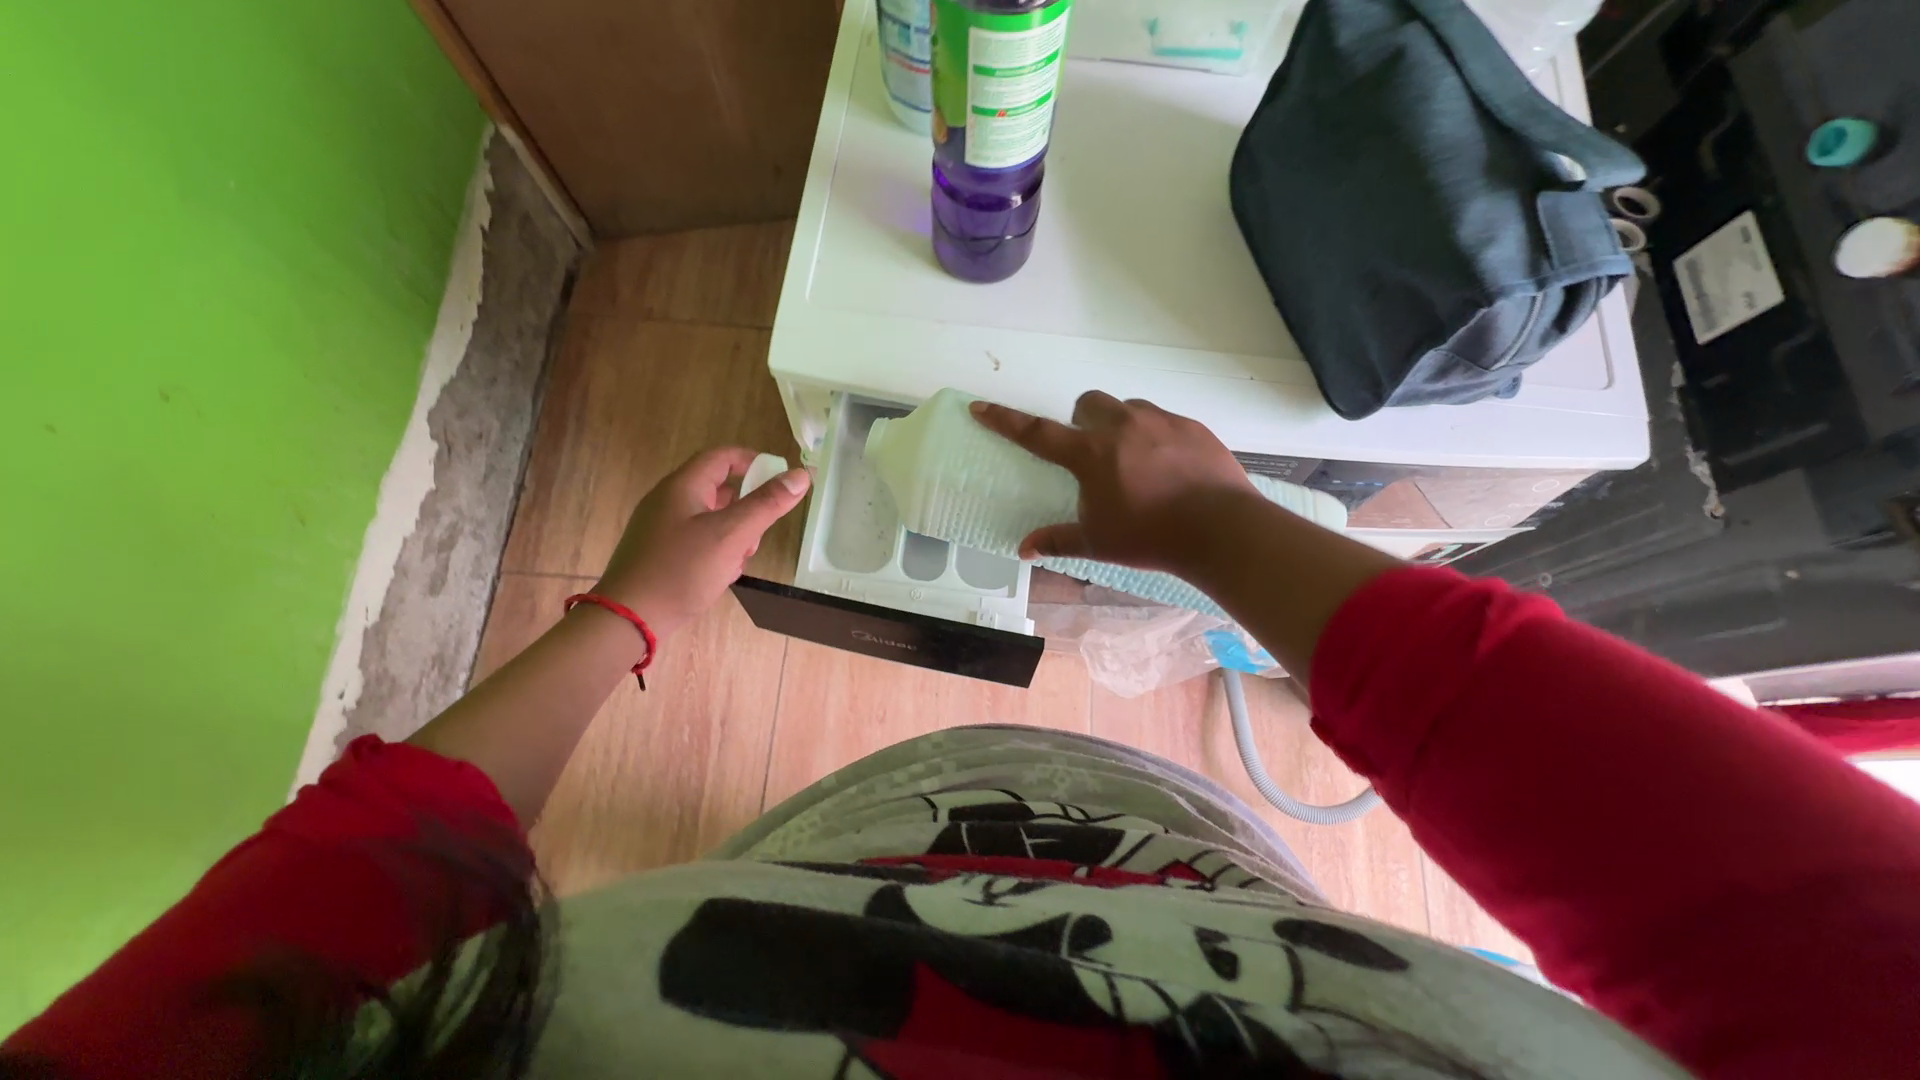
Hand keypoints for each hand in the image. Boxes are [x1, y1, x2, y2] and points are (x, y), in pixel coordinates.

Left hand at [593, 447, 809, 637]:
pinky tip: (721, 574)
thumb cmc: (681, 570)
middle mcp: (669, 500)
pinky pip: (697, 539)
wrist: (630, 618)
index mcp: (683, 485)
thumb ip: (767, 504)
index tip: (780, 480)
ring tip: (739, 560)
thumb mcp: (731, 535)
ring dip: (734, 534)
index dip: (754, 462)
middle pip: (719, 489)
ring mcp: (661, 527)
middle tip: (759, 532)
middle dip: (747, 509)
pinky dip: (716, 550)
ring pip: (711, 518)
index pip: (722, 456)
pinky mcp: (659, 551)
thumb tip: (802, 474)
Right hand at [970, 391, 1258, 574]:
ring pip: (1128, 408)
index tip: (981, 407)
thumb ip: (1059, 539)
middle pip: (1088, 403)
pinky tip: (1168, 468)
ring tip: (1133, 461)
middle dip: (1082, 421)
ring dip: (1120, 426)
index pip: (1037, 432)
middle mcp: (1122, 426)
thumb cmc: (1150, 537)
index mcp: (1091, 453)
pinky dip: (1156, 437)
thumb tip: (1024, 549)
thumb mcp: (1098, 542)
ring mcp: (1161, 422)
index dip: (1006, 420)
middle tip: (1092, 453)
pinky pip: (1164, 420)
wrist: (1220, 530)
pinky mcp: (1192, 427)